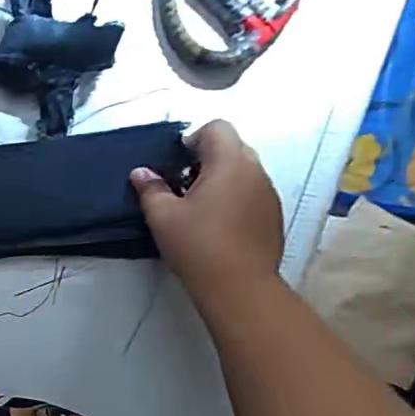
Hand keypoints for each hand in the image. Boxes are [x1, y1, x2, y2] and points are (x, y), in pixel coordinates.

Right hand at [130, 120, 284, 306]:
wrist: (239, 287)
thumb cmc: (198, 246)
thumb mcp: (163, 217)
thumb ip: (151, 190)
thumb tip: (141, 173)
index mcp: (229, 162)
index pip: (216, 128)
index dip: (193, 138)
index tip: (175, 163)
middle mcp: (255, 170)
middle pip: (232, 148)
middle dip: (206, 159)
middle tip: (182, 185)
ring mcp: (269, 193)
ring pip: (244, 172)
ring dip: (221, 180)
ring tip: (199, 209)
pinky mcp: (273, 216)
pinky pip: (252, 194)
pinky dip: (235, 199)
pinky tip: (218, 227)